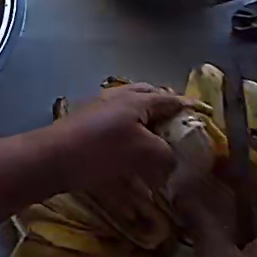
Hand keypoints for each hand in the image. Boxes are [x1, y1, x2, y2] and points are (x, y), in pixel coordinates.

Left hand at [42, 83, 189, 193]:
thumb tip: (171, 160)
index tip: (203, 112)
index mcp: (136, 100)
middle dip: (164, 108)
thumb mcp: (144, 152)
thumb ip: (166, 154)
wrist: (53, 158)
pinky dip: (129, 132)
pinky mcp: (87, 125)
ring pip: (130, 110)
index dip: (188, 106)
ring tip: (157, 140)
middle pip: (148, 97)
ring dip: (146, 121)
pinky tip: (130, 150)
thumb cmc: (101, 150)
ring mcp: (100, 109)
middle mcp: (118, 98)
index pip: (169, 99)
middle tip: (178, 124)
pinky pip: (116, 124)